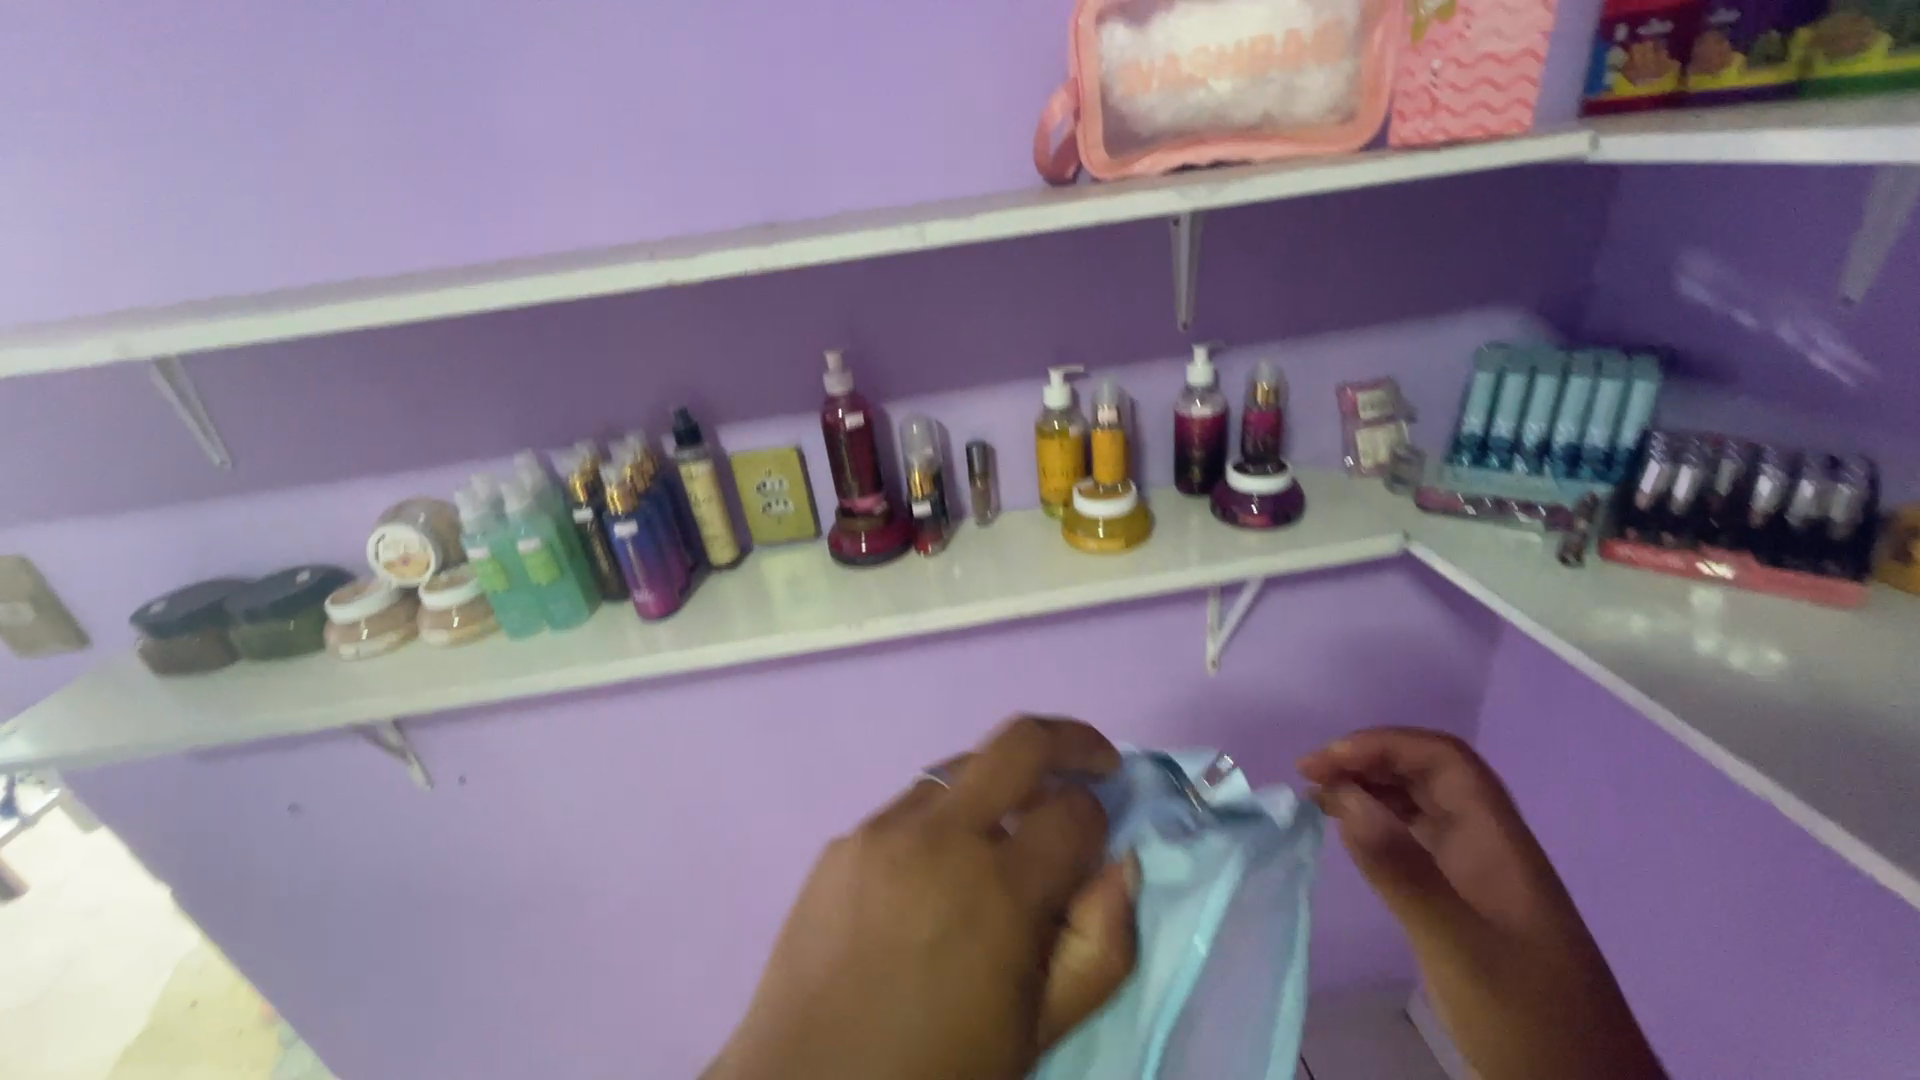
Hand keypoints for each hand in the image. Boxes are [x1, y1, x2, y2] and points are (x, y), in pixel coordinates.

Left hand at [705, 717, 1138, 1079]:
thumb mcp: (1040, 1029)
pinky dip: (941, 823)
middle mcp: (939, 839)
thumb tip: (1120, 863)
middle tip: (1095, 761)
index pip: (1075, 811)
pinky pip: (908, 808)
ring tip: (1003, 835)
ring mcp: (882, 831)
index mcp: (999, 891)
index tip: (1097, 841)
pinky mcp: (843, 841)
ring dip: (999, 786)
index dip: (1100, 820)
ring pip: (959, 769)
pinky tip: (932, 875)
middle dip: (1072, 739)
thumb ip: (1100, 944)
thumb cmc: (940, 1069)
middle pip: (1020, 743)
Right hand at [1300, 728, 1663, 1079]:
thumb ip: (1402, 870)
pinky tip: (1350, 836)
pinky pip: (1417, 842)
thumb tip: (1344, 795)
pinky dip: (1378, 826)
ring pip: (1422, 806)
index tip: (1324, 764)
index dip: (1383, 745)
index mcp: (1499, 843)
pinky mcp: (1463, 904)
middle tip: (1309, 776)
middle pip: (1430, 774)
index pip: (1444, 760)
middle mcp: (1489, 847)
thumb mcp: (1459, 949)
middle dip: (1369, 760)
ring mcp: (1478, 876)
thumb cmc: (1527, 1021)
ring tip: (1318, 797)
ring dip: (1371, 788)